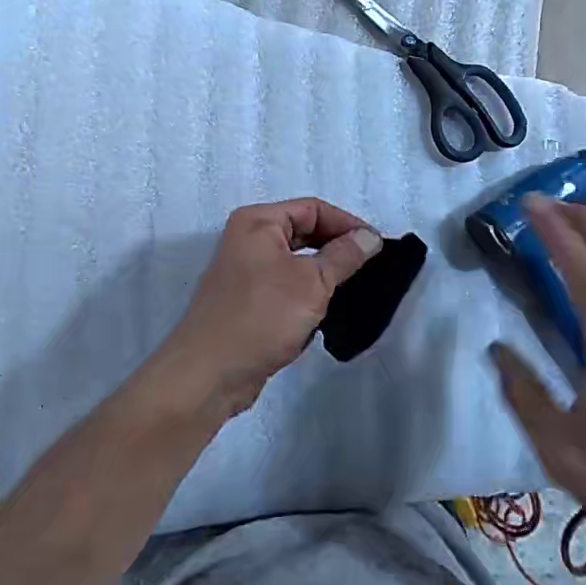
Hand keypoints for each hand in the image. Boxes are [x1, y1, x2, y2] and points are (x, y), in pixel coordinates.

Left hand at [155, 198, 381, 418]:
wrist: (208, 375)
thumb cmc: (261, 316)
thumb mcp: (312, 282)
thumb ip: (344, 255)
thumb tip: (370, 237)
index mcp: (258, 222)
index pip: (313, 208)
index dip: (348, 223)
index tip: (377, 246)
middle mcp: (248, 240)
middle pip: (304, 231)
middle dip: (337, 247)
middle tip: (370, 266)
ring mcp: (246, 273)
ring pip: (297, 262)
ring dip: (325, 273)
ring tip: (355, 287)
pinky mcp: (248, 303)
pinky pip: (287, 287)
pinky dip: (308, 294)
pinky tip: (328, 312)